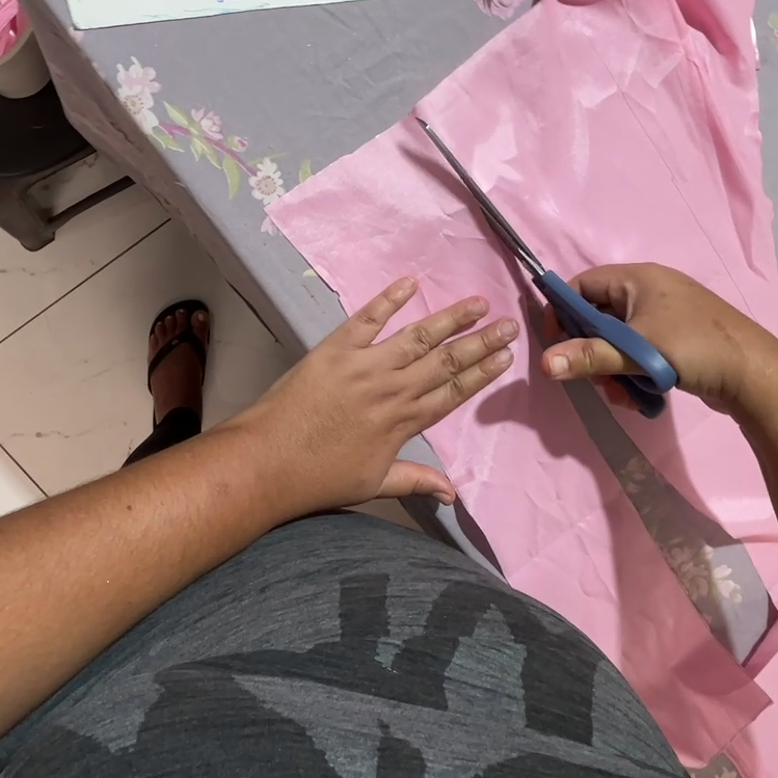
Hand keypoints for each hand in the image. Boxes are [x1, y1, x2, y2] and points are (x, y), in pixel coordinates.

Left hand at [224, 276, 517, 512]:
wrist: (267, 461)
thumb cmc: (319, 478)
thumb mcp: (373, 485)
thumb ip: (415, 481)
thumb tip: (454, 494)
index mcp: (404, 422)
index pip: (453, 393)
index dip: (482, 374)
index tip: (507, 358)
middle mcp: (393, 389)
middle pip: (446, 361)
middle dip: (481, 342)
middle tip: (509, 325)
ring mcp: (366, 365)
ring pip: (418, 336)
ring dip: (451, 318)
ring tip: (478, 303)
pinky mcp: (337, 348)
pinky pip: (368, 318)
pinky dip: (389, 299)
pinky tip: (410, 283)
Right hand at [540, 263, 777, 417]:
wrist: (756, 376)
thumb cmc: (693, 349)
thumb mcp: (635, 352)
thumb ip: (588, 356)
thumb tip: (544, 363)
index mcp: (638, 278)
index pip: (582, 284)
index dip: (562, 311)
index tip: (555, 342)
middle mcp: (650, 289)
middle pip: (599, 313)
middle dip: (589, 348)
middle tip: (589, 374)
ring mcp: (665, 313)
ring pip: (618, 336)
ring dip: (610, 366)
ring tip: (618, 391)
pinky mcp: (676, 337)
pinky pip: (639, 348)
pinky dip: (632, 369)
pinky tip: (638, 394)